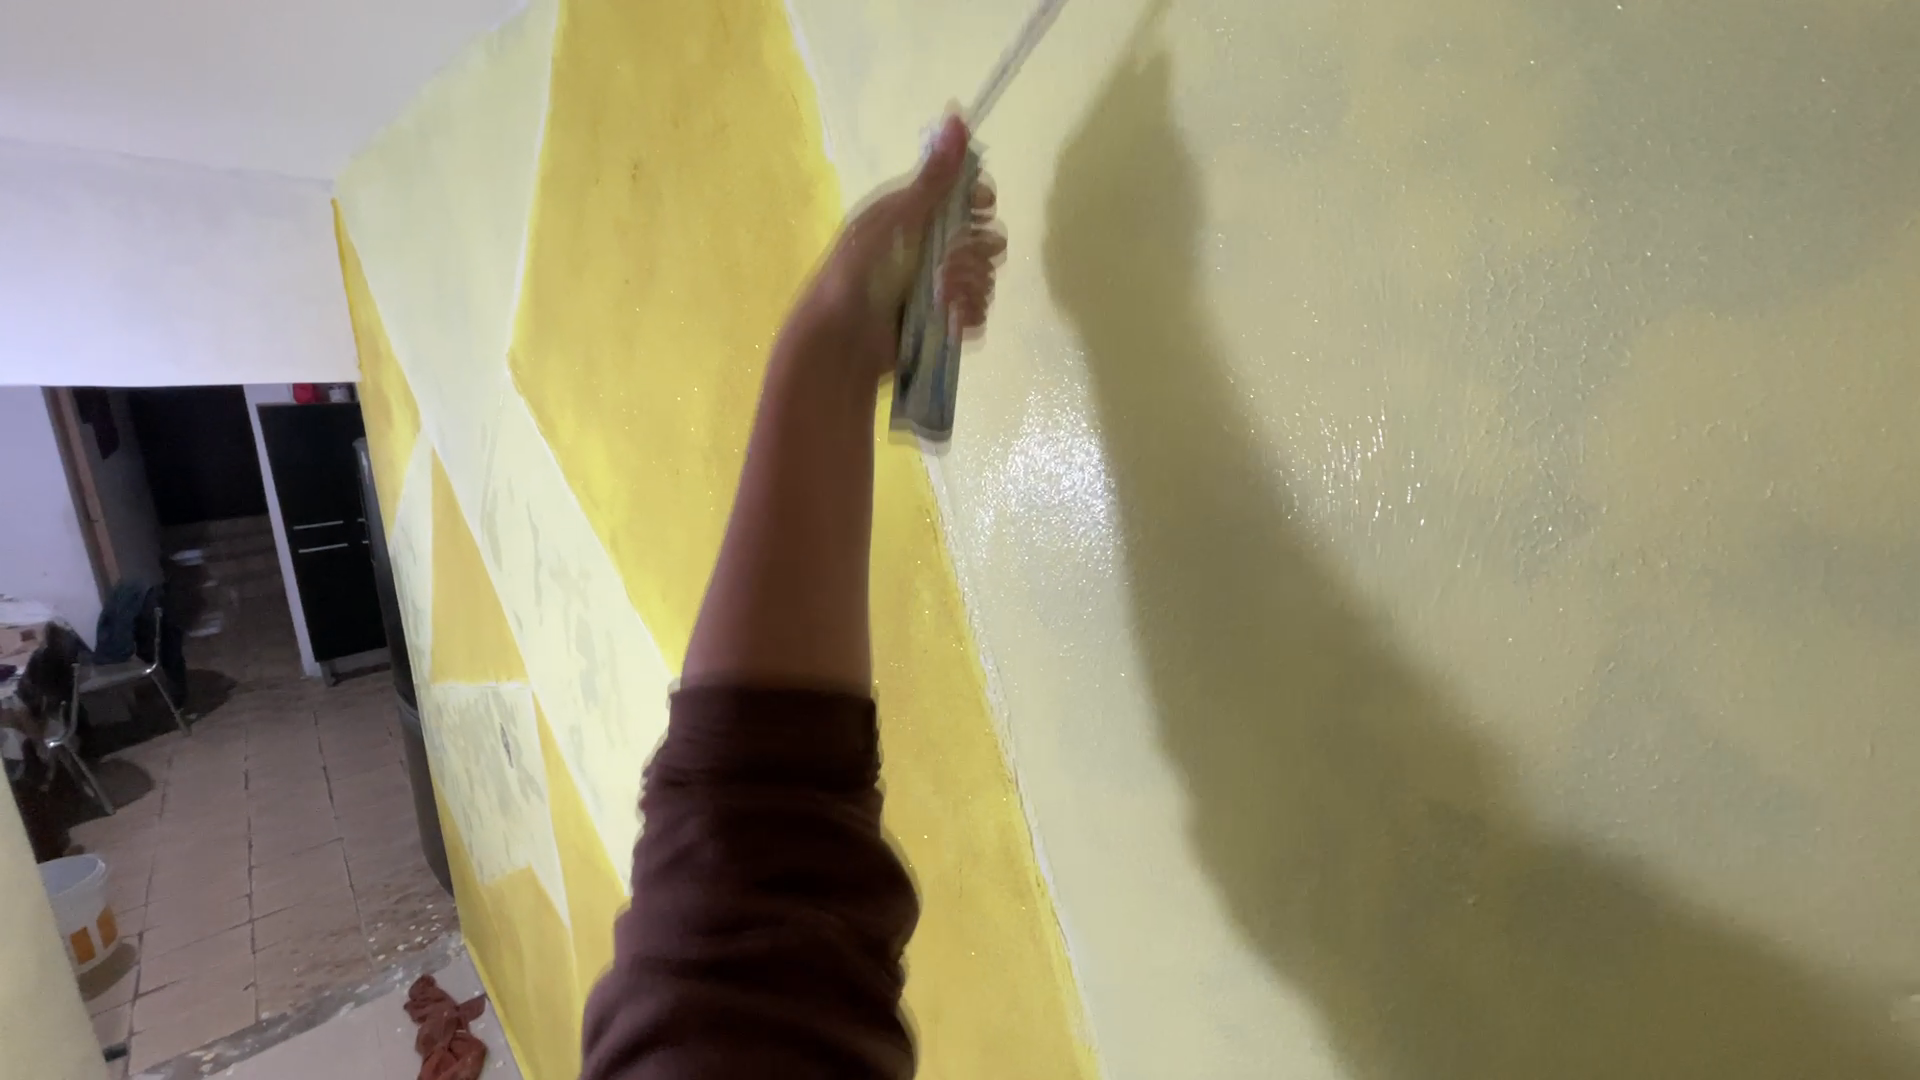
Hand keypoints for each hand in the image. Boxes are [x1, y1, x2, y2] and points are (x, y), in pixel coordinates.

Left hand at [783, 115, 1006, 382]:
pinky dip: (968, 317)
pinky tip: (950, 319)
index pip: (970, 200)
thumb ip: (933, 177)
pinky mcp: (944, 325)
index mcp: (919, 218)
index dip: (980, 203)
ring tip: (941, 298)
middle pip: (986, 241)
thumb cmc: (862, 271)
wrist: (843, 336)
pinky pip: (977, 316)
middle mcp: (934, 251)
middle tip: (949, 264)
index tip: (978, 208)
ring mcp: (941, 290)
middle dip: (976, 253)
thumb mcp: (897, 218)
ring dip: (969, 288)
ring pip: (985, 281)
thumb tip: (958, 113)